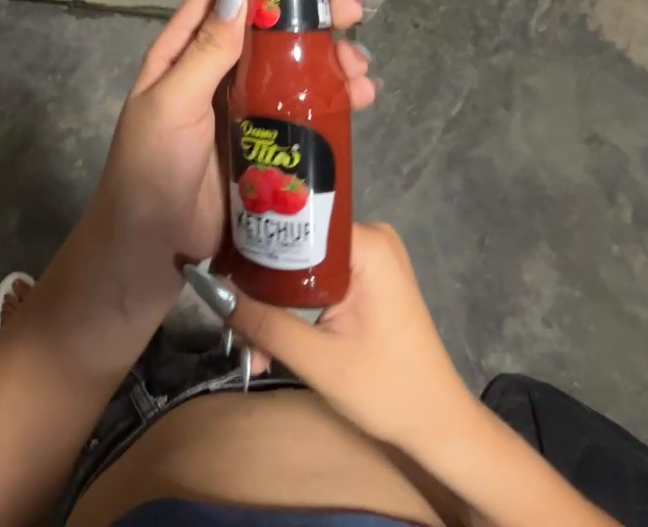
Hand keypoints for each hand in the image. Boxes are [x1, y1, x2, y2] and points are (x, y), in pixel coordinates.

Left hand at [91, 0, 375, 275]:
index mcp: (182, 50)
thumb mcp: (170, 106)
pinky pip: (301, 104)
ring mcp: (241, 104)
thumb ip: (206, 52)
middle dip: (310, 10)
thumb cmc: (149, 171)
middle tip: (354, 9)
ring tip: (362, 71)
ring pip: (292, 62)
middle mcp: (214, 68)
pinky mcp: (263, 139)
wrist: (150, 247)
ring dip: (330, 56)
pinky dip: (332, 96)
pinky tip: (359, 100)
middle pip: (267, 22)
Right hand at [199, 223, 476, 447]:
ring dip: (269, 302)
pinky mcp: (364, 277)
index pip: (292, 218)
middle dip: (256, 284)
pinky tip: (268, 342)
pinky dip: (289, 306)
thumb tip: (207, 288)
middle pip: (292, 243)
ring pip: (297, 264)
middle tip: (228, 319)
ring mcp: (368, 256)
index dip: (249, 239)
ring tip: (249, 345)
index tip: (216, 269)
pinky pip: (312, 277)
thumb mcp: (316, 359)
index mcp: (366, 243)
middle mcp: (368, 237)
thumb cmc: (388, 391)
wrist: (440, 428)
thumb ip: (260, 321)